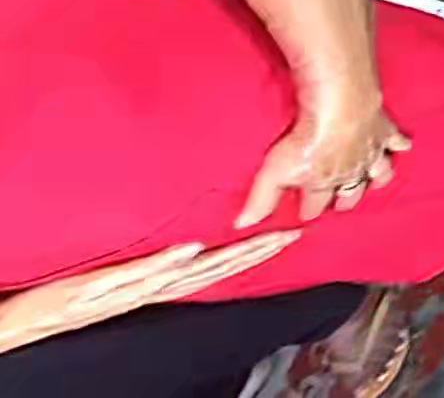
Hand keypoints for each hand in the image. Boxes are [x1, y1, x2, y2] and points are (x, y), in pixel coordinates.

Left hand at [0, 232, 298, 353]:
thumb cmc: (53, 306)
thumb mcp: (107, 286)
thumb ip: (149, 268)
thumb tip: (199, 246)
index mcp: (154, 287)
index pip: (217, 269)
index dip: (256, 255)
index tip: (292, 236)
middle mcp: (146, 291)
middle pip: (212, 271)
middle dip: (256, 253)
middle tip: (293, 234)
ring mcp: (118, 292)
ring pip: (185, 274)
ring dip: (228, 258)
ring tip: (262, 239)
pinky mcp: (87, 291)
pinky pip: (133, 276)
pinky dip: (165, 264)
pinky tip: (192, 250)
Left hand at [235, 103, 411, 227]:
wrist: (341, 111)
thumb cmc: (305, 140)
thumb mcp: (272, 173)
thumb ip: (260, 200)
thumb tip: (242, 226)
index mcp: (323, 184)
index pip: (315, 205)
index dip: (310, 211)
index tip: (306, 215)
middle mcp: (351, 172)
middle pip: (351, 191)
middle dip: (347, 199)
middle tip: (343, 205)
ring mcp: (372, 153)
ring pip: (380, 171)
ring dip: (379, 179)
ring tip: (378, 184)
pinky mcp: (386, 134)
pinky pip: (398, 142)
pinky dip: (402, 145)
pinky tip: (404, 147)